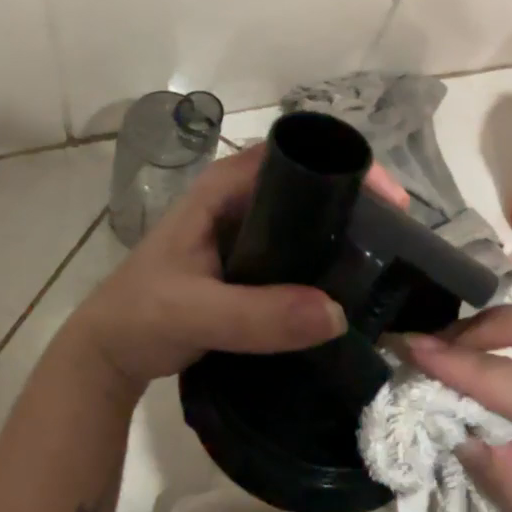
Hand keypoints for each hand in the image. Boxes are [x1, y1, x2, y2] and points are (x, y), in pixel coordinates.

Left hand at [65, 143, 409, 397]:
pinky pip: (299, 255)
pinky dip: (327, 266)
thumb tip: (338, 313)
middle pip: (310, 187)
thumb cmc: (140, 316)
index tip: (390, 201)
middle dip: (357, 205)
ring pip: (308, 222)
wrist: (109, 354)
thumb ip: (257, 315)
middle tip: (402, 240)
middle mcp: (240, 200)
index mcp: (223, 188)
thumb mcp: (194, 311)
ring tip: (390, 266)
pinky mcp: (251, 266)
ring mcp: (246, 233)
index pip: (295, 157)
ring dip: (346, 238)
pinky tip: (354, 291)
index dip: (345, 169)